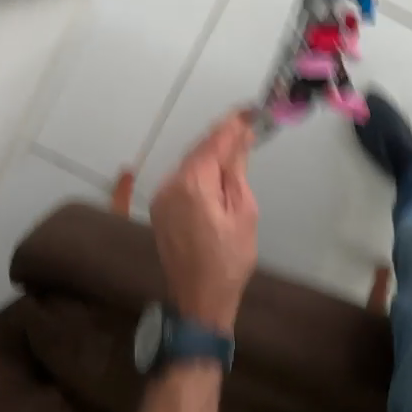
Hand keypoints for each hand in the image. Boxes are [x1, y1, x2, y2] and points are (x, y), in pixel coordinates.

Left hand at [149, 110, 259, 332]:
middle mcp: (171, 184)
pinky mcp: (160, 209)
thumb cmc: (229, 260)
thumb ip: (237, 169)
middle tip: (249, 126)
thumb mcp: (244, 211)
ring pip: (190, 163)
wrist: (199, 301)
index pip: (214, 141)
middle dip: (223, 136)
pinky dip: (200, 170)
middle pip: (200, 149)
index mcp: (192, 184)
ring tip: (238, 147)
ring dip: (212, 153)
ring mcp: (162, 197)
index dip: (233, 124)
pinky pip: (182, 178)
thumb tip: (240, 137)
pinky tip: (218, 171)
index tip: (251, 110)